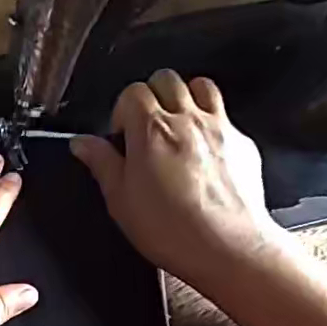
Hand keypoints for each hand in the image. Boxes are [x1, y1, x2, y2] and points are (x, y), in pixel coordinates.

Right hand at [70, 70, 279, 278]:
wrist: (225, 246)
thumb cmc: (172, 229)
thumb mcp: (119, 200)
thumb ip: (101, 164)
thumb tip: (83, 144)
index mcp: (151, 131)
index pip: (132, 93)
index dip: (121, 111)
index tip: (120, 135)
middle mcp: (187, 121)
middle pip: (166, 79)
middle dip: (150, 96)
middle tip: (143, 126)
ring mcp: (219, 127)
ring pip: (200, 86)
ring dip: (183, 98)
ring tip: (174, 127)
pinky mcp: (242, 142)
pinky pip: (224, 114)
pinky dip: (210, 121)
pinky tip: (201, 149)